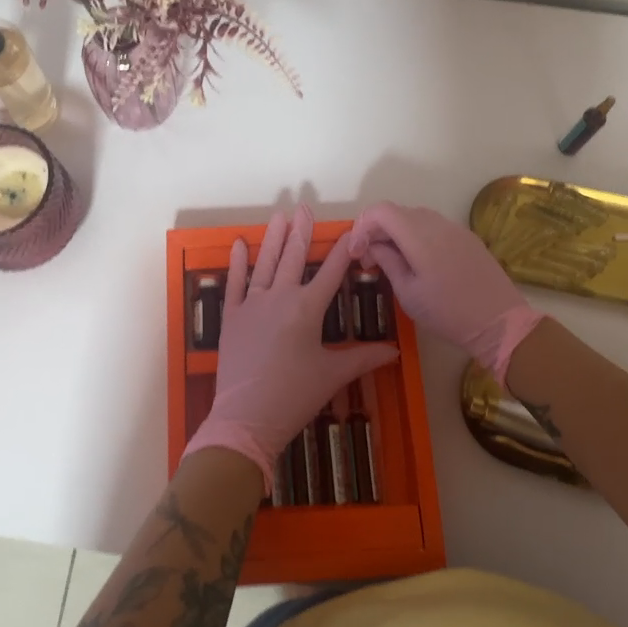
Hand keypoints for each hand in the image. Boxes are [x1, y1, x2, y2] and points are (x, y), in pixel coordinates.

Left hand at [183, 206, 399, 492]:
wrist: (246, 418)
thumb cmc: (294, 396)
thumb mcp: (333, 375)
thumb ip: (364, 358)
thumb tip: (395, 352)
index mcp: (308, 309)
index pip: (331, 273)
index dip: (343, 251)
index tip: (351, 230)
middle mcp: (280, 298)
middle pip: (295, 258)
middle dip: (302, 232)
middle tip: (305, 208)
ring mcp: (252, 305)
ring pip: (266, 264)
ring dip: (274, 238)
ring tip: (280, 215)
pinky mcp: (232, 317)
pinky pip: (235, 284)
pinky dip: (237, 263)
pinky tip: (240, 244)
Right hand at [347, 202, 544, 382]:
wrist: (499, 322)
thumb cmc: (448, 313)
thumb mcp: (408, 293)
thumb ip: (388, 262)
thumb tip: (373, 247)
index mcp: (419, 235)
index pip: (381, 211)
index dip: (362, 227)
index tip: (357, 253)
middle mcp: (437, 224)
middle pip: (397, 212)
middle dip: (377, 231)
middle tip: (369, 260)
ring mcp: (455, 229)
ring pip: (416, 218)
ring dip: (397, 234)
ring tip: (393, 262)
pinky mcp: (468, 238)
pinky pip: (434, 228)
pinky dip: (417, 237)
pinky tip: (418, 263)